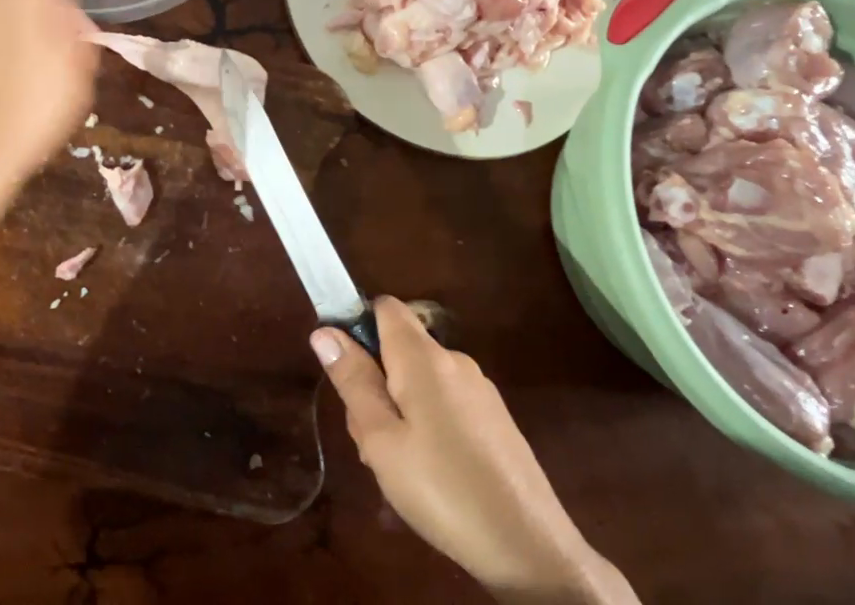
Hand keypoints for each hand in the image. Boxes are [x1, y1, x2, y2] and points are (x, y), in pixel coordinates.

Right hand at [312, 298, 635, 603]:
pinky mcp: (495, 422)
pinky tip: (429, 475)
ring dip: (398, 412)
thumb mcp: (380, 439)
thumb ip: (353, 381)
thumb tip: (324, 331)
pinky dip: (427, 428)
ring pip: (419, 383)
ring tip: (397, 467)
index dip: (356, 325)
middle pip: (398, 350)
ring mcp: (481, 392)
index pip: (385, 308)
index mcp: (424, 358)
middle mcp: (456, 362)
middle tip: (370, 440)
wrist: (530, 548)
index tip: (343, 369)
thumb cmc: (442, 489)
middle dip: (374, 383)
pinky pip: (444, 405)